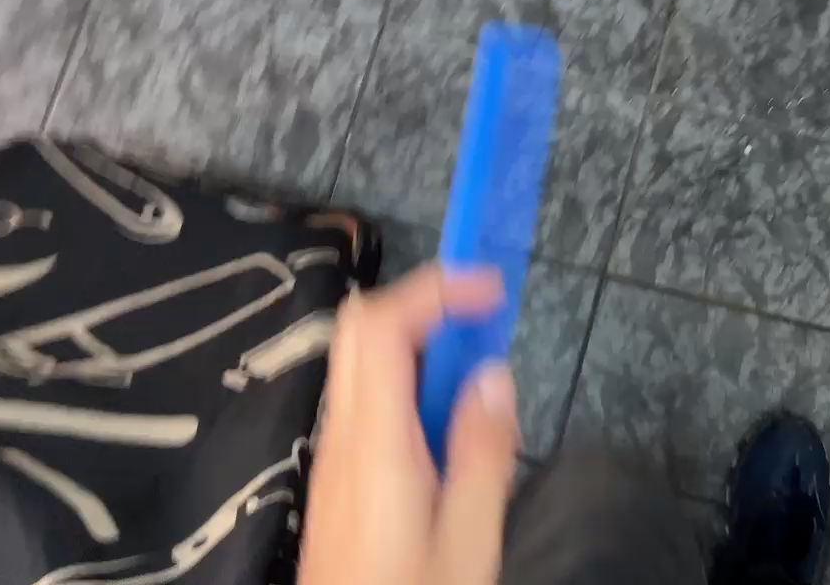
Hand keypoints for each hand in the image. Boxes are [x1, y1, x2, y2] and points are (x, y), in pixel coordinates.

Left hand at [299, 263, 518, 584]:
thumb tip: (492, 375)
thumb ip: (483, 451)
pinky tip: (454, 412)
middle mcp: (344, 438)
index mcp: (375, 445)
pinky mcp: (342, 473)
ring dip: (423, 335)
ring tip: (480, 357)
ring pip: (364, 357)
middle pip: (361, 328)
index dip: (436, 288)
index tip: (492, 289)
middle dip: (425, 299)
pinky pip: (372, 393)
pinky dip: (415, 372)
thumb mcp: (469, 542)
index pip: (380, 329)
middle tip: (483, 311)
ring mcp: (337, 454)